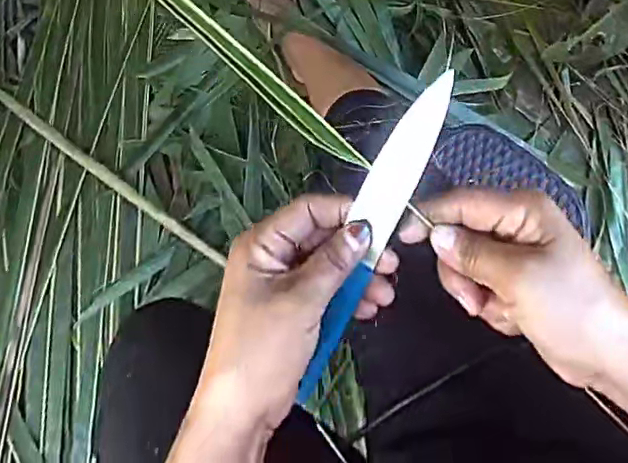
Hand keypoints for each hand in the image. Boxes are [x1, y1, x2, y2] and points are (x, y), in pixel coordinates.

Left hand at [186, 194, 399, 438]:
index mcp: (262, 245)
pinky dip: (349, 295)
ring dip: (358, 276)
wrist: (239, 416)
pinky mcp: (293, 308)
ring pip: (329, 265)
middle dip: (357, 251)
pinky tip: (370, 305)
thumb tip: (362, 230)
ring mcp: (282, 284)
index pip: (308, 210)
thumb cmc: (259, 353)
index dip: (343, 212)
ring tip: (384, 291)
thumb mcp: (302, 301)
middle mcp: (271, 257)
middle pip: (323, 238)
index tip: (377, 220)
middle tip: (388, 261)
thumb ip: (334, 262)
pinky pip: (327, 289)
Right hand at [398, 187, 627, 388]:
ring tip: (499, 309)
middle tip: (474, 297)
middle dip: (461, 269)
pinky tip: (513, 317)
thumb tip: (436, 235)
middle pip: (461, 235)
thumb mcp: (518, 278)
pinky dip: (489, 304)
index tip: (403, 234)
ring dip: (475, 291)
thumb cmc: (571, 306)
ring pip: (467, 263)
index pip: (466, 202)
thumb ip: (473, 254)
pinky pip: (481, 285)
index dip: (433, 215)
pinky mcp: (514, 281)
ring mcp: (515, 253)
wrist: (609, 355)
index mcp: (523, 208)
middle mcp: (516, 224)